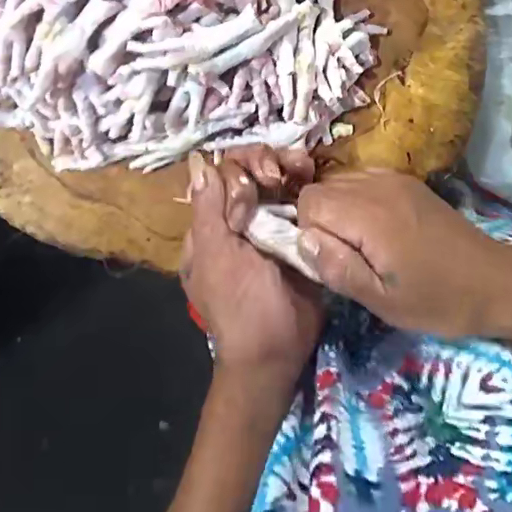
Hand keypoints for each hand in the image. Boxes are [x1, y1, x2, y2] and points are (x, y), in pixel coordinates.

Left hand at [180, 154, 323, 389]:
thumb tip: (198, 162)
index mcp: (211, 225)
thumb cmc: (239, 304)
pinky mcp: (300, 232)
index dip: (238, 172)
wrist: (278, 348)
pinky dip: (305, 182)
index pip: (221, 175)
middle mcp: (239, 219)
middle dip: (263, 163)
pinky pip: (300, 198)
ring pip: (276, 178)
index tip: (252, 191)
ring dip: (287, 166)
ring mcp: (271, 224)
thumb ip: (208, 209)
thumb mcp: (216, 256)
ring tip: (302, 168)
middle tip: (277, 179)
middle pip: (250, 170)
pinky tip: (312, 173)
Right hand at [295, 171, 511, 336]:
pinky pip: (363, 179)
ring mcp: (394, 179)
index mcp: (369, 213)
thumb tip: (301, 239)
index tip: (330, 260)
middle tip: (345, 257)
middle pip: (321, 188)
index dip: (307, 231)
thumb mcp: (382, 300)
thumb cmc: (438, 300)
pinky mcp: (407, 181)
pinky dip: (358, 200)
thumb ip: (337, 267)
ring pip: (340, 181)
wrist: (495, 281)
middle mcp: (378, 184)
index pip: (308, 201)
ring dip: (339, 210)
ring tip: (361, 245)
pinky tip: (377, 229)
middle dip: (320, 220)